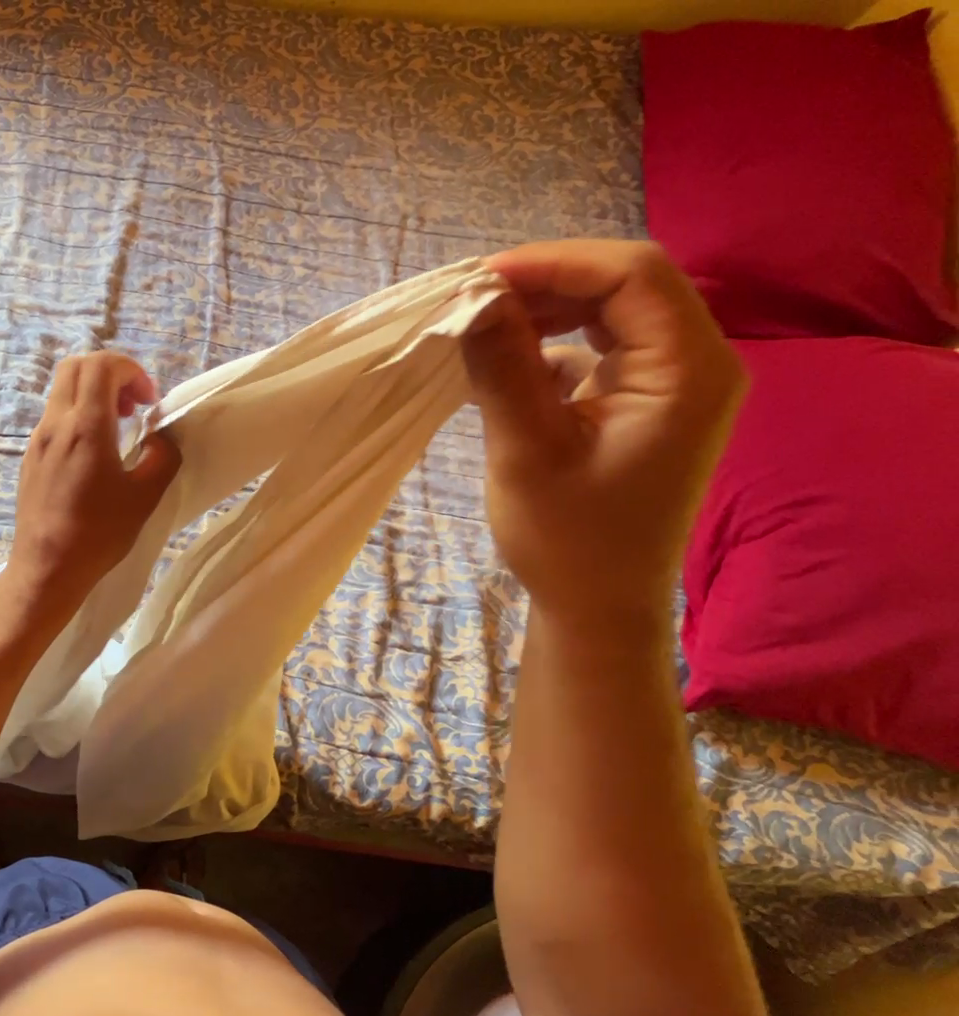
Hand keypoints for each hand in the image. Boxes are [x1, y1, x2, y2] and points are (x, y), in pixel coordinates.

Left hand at [1, 352, 180, 610]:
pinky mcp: (30, 458)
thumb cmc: (99, 533)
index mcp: (85, 427)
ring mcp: (37, 440)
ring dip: (92, 395)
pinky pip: (54, 418)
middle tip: (132, 407)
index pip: (101, 365)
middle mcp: (55, 425)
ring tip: (117, 430)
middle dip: (110, 374)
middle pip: (76, 366)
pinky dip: (77, 417)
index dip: (132, 371)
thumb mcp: (146, 496)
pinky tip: (93, 454)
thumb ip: (162, 456)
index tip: (149, 402)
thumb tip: (157, 438)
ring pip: (62, 391)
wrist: (47, 567)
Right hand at [463, 241, 744, 627]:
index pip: (633, 275)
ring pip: (609, 309)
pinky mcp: (640, 398)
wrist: (597, 603)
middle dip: (544, 281)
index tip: (477, 281)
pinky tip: (501, 355)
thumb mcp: (526, 450)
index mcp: (689, 371)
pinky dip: (548, 338)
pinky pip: (598, 343)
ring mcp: (669, 380)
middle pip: (625, 283)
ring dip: (542, 307)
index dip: (553, 263)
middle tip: (468, 299)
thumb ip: (503, 368)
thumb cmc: (568, 537)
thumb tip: (471, 299)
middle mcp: (694, 362)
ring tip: (478, 322)